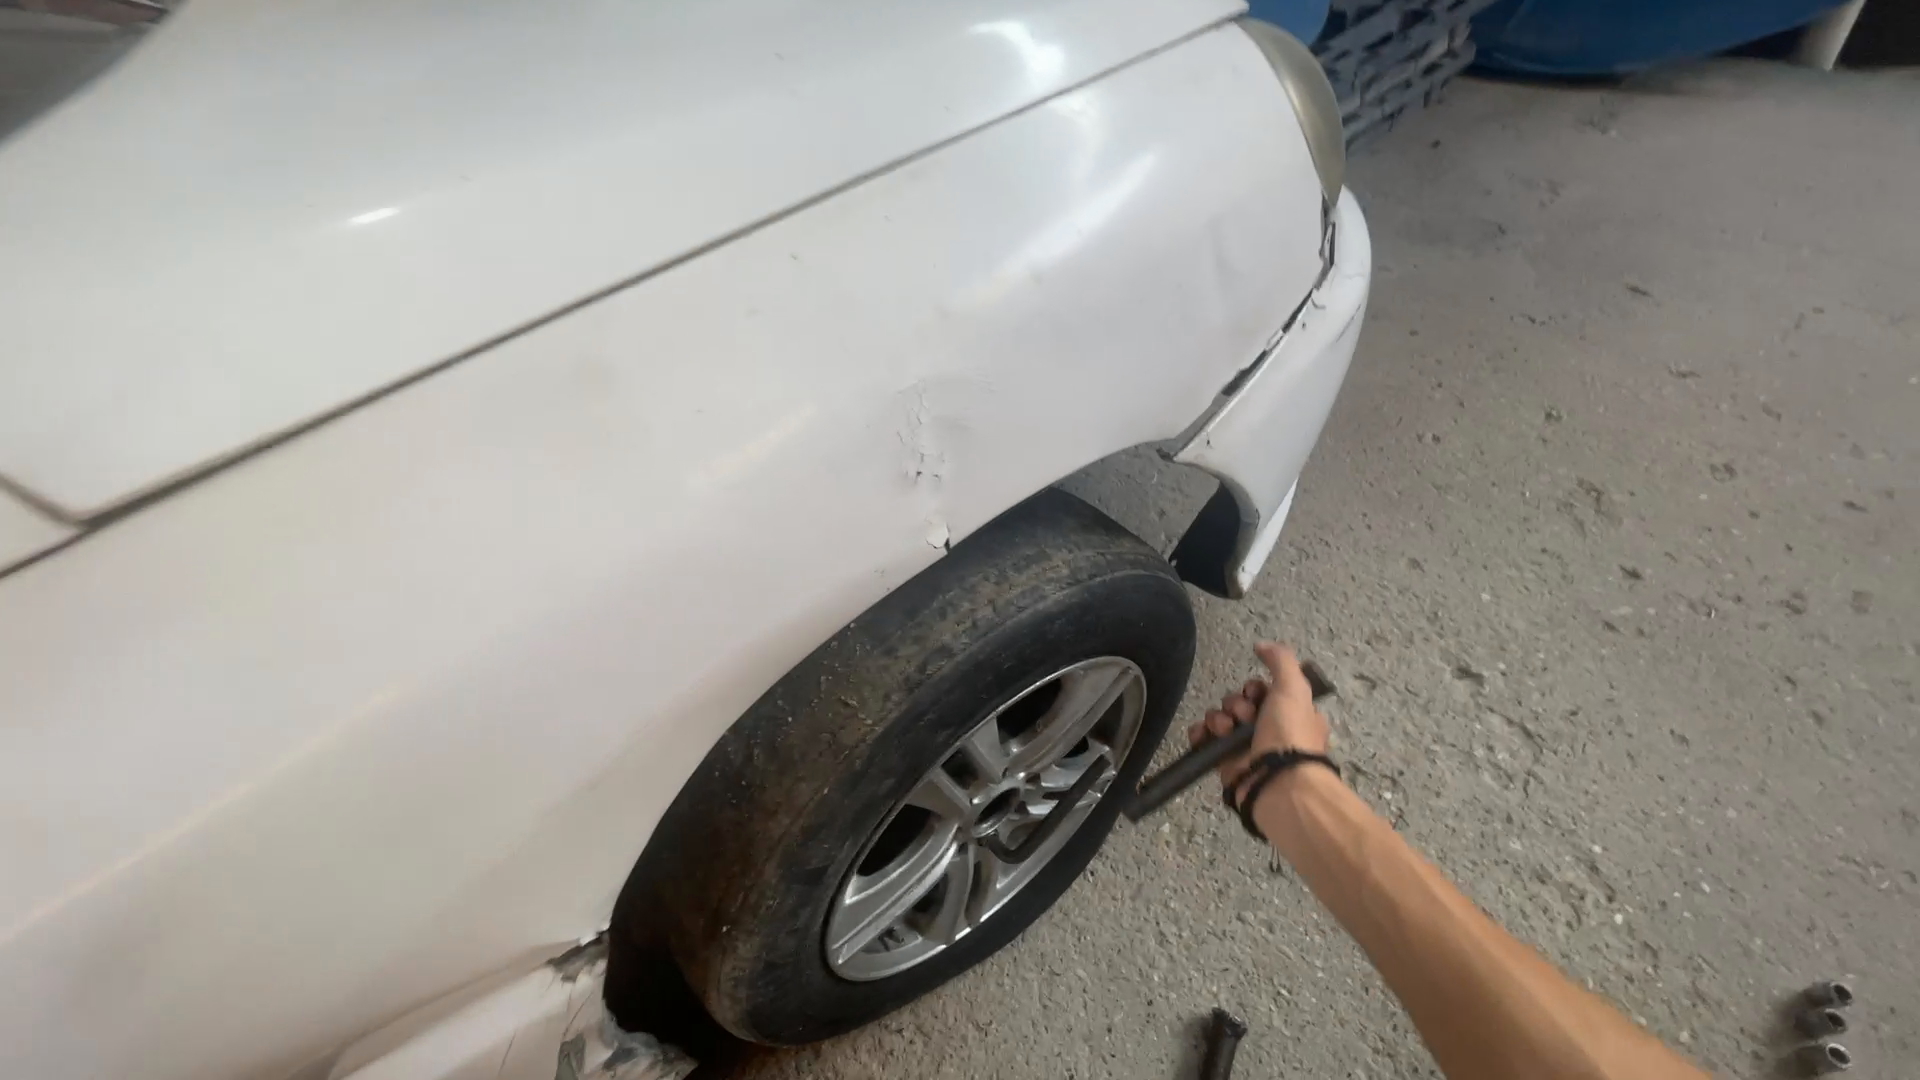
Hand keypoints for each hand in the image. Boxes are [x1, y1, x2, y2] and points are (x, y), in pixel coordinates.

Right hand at [1185, 643, 1331, 804]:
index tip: (1255, 695)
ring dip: (1217, 719)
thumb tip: (1261, 645)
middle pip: (1238, 702)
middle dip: (1235, 705)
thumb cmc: (1290, 735)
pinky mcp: (1225, 763)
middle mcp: (1269, 730)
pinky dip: (1201, 735)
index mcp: (1290, 714)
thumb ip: (1280, 661)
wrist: (1278, 785)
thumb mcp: (1294, 689)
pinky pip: (1205, 740)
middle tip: (1243, 716)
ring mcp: (1246, 748)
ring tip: (1225, 731)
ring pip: (1220, 719)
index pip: (1262, 690)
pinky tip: (1203, 736)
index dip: (1254, 689)